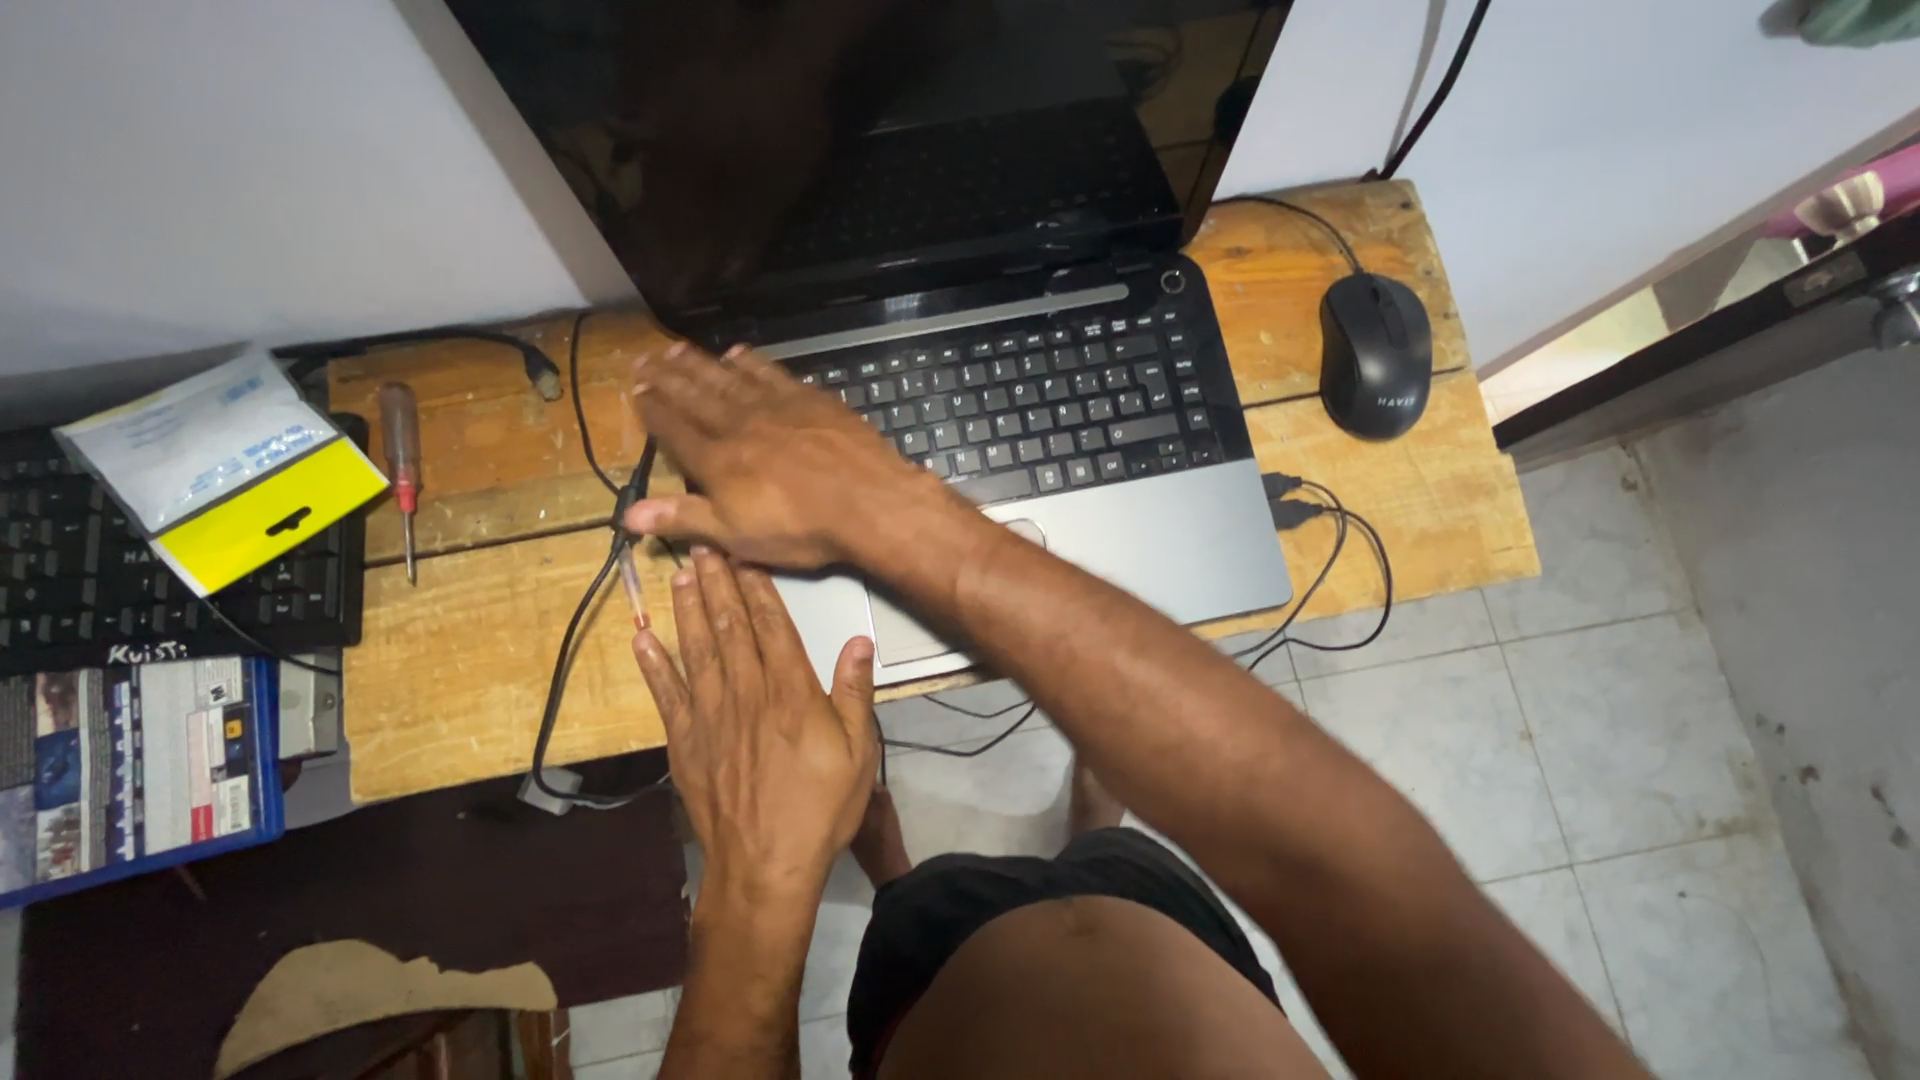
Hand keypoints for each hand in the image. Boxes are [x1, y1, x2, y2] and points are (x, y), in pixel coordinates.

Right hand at [624, 342, 955, 568]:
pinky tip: (738, 353)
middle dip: (667, 378)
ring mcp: (777, 407)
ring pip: (729, 378)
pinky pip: (771, 372)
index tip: (635, 391)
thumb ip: (684, 519)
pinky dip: (750, 362)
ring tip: (678, 350)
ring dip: (701, 363)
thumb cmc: (801, 528)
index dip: (653, 410)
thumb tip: (627, 516)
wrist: (867, 502)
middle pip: (696, 395)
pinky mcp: (810, 399)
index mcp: (718, 461)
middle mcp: (740, 424)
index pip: (674, 430)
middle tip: (644, 358)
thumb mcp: (737, 536)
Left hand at [632, 548, 878, 903]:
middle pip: (729, 628)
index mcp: (791, 693)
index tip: (743, 553)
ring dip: (686, 611)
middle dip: (716, 584)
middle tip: (702, 546)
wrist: (766, 864)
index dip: (757, 587)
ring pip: (696, 651)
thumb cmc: (821, 806)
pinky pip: (665, 695)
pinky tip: (643, 638)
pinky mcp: (685, 743)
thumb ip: (855, 693)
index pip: (772, 627)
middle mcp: (747, 693)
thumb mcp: (859, 751)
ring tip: (678, 575)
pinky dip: (654, 665)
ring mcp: (710, 717)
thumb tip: (859, 641)